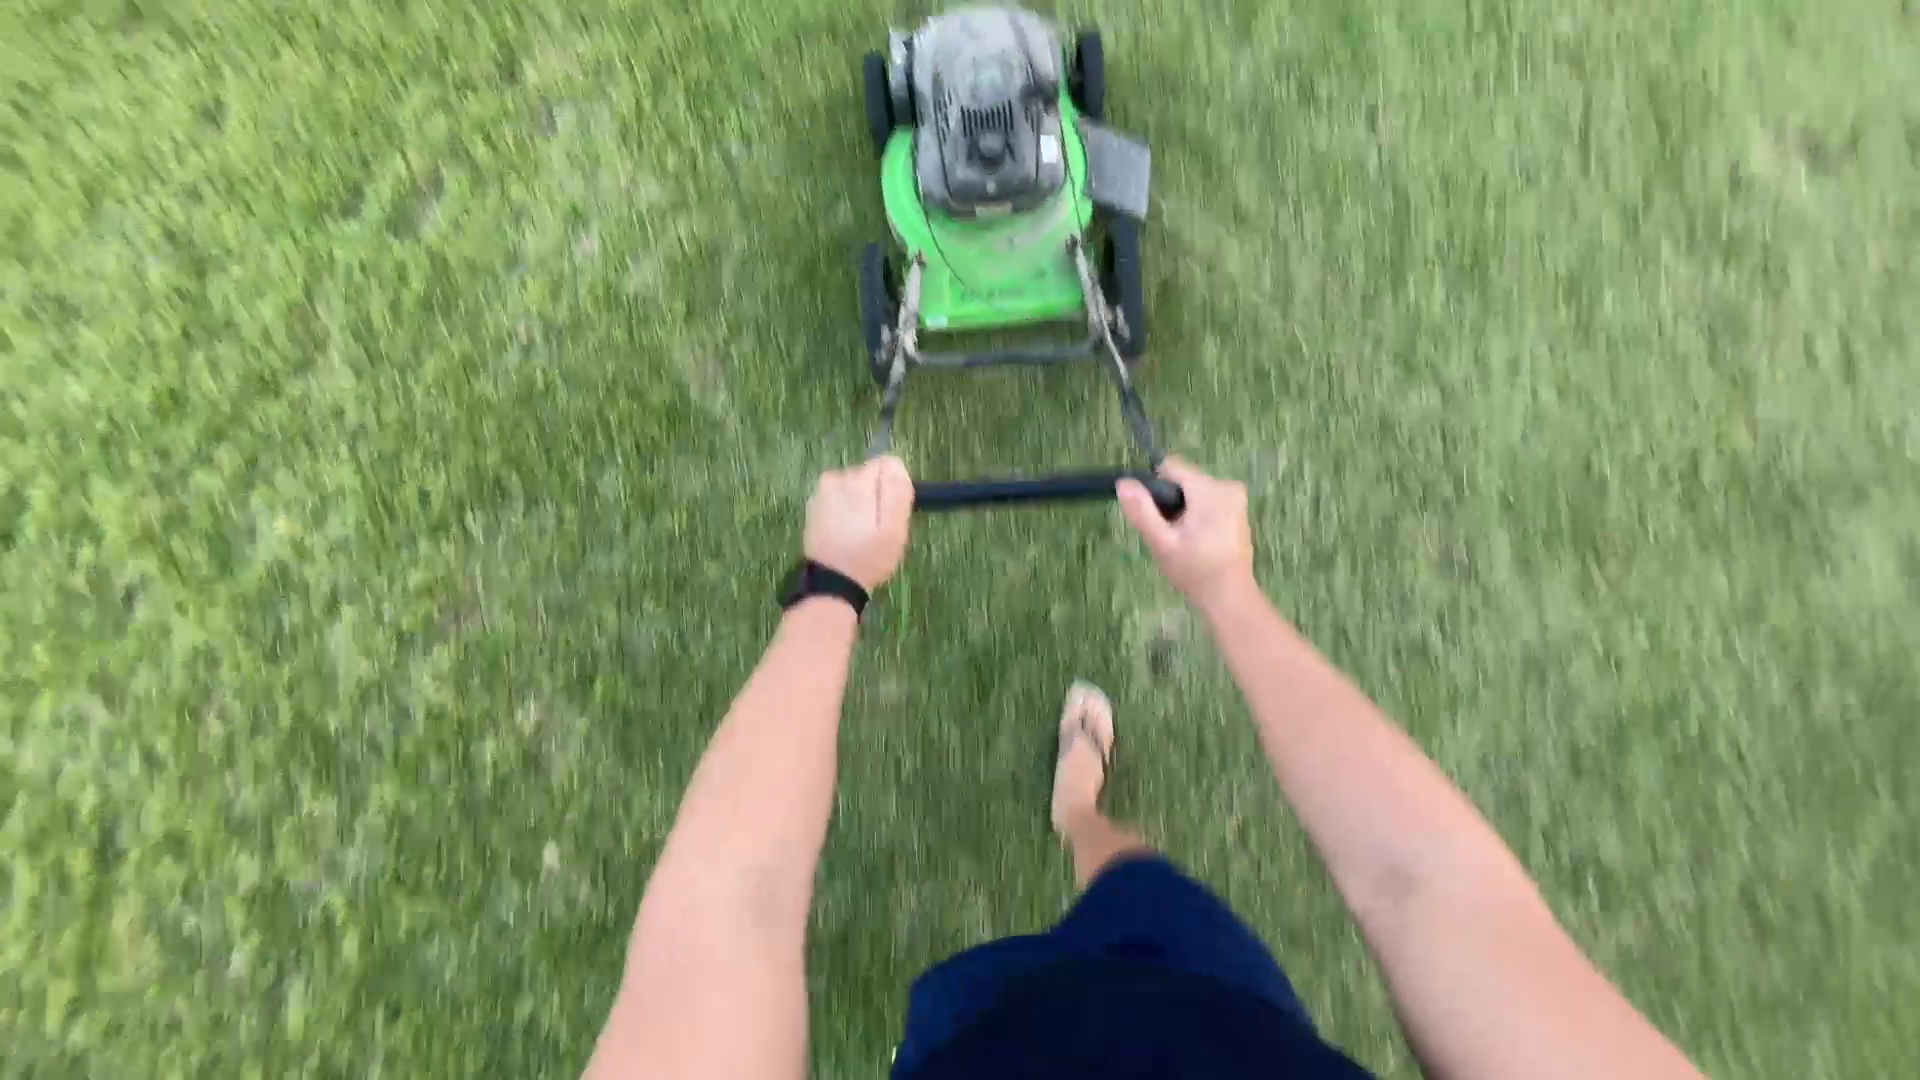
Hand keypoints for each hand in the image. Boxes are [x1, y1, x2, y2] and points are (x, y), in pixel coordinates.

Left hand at [803, 456, 913, 590]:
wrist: (831, 584)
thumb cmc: (868, 558)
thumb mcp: (894, 529)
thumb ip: (896, 492)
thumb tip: (895, 463)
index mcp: (856, 481)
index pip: (886, 465)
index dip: (893, 490)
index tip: (890, 515)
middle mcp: (834, 479)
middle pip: (868, 476)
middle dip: (876, 497)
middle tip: (876, 529)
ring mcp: (820, 493)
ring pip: (854, 488)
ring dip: (860, 505)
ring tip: (860, 534)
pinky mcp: (813, 507)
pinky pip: (839, 500)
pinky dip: (845, 512)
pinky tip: (845, 535)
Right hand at [1116, 457, 1255, 609]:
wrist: (1230, 596)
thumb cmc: (1195, 571)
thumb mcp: (1162, 544)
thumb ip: (1142, 511)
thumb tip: (1123, 482)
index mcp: (1210, 490)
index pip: (1171, 466)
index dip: (1155, 488)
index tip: (1156, 516)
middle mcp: (1227, 485)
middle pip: (1182, 479)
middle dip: (1170, 502)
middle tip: (1168, 534)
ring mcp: (1236, 497)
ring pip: (1192, 490)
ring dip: (1182, 509)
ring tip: (1182, 540)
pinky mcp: (1238, 508)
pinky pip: (1206, 499)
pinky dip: (1196, 514)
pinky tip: (1196, 540)